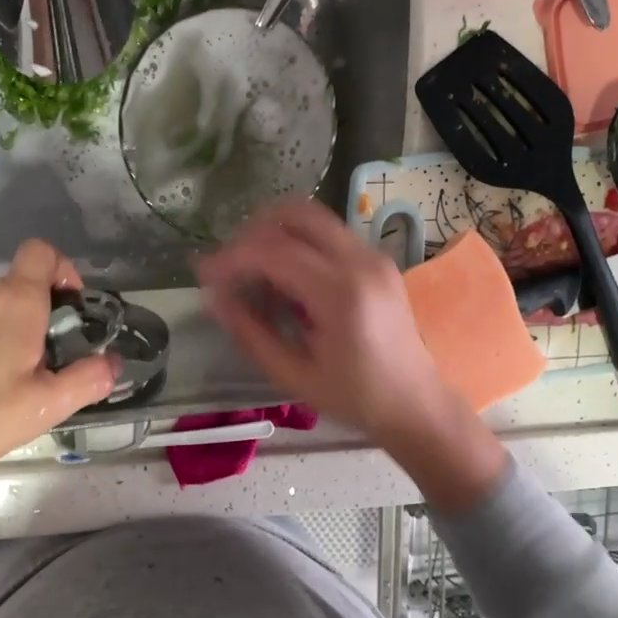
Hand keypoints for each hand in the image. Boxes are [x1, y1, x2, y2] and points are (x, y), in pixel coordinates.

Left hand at [0, 240, 117, 493]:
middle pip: (18, 284)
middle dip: (38, 314)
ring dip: (7, 329)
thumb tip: (113, 363)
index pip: (42, 253)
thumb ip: (89, 379)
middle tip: (44, 364)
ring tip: (6, 379)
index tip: (71, 310)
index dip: (63, 271)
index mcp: (15, 302)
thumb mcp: (48, 406)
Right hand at [199, 200, 508, 509]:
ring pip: (313, 218)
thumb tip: (214, 299)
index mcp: (340, 294)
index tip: (203, 274)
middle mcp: (361, 262)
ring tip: (252, 271)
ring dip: (275, 235)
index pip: (274, 252)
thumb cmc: (354, 398)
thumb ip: (251, 334)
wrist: (414, 403)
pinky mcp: (378, 261)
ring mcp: (374, 257)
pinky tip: (284, 279)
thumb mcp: (293, 375)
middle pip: (296, 215)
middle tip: (229, 264)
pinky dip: (298, 244)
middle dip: (252, 232)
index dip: (231, 258)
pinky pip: (329, 235)